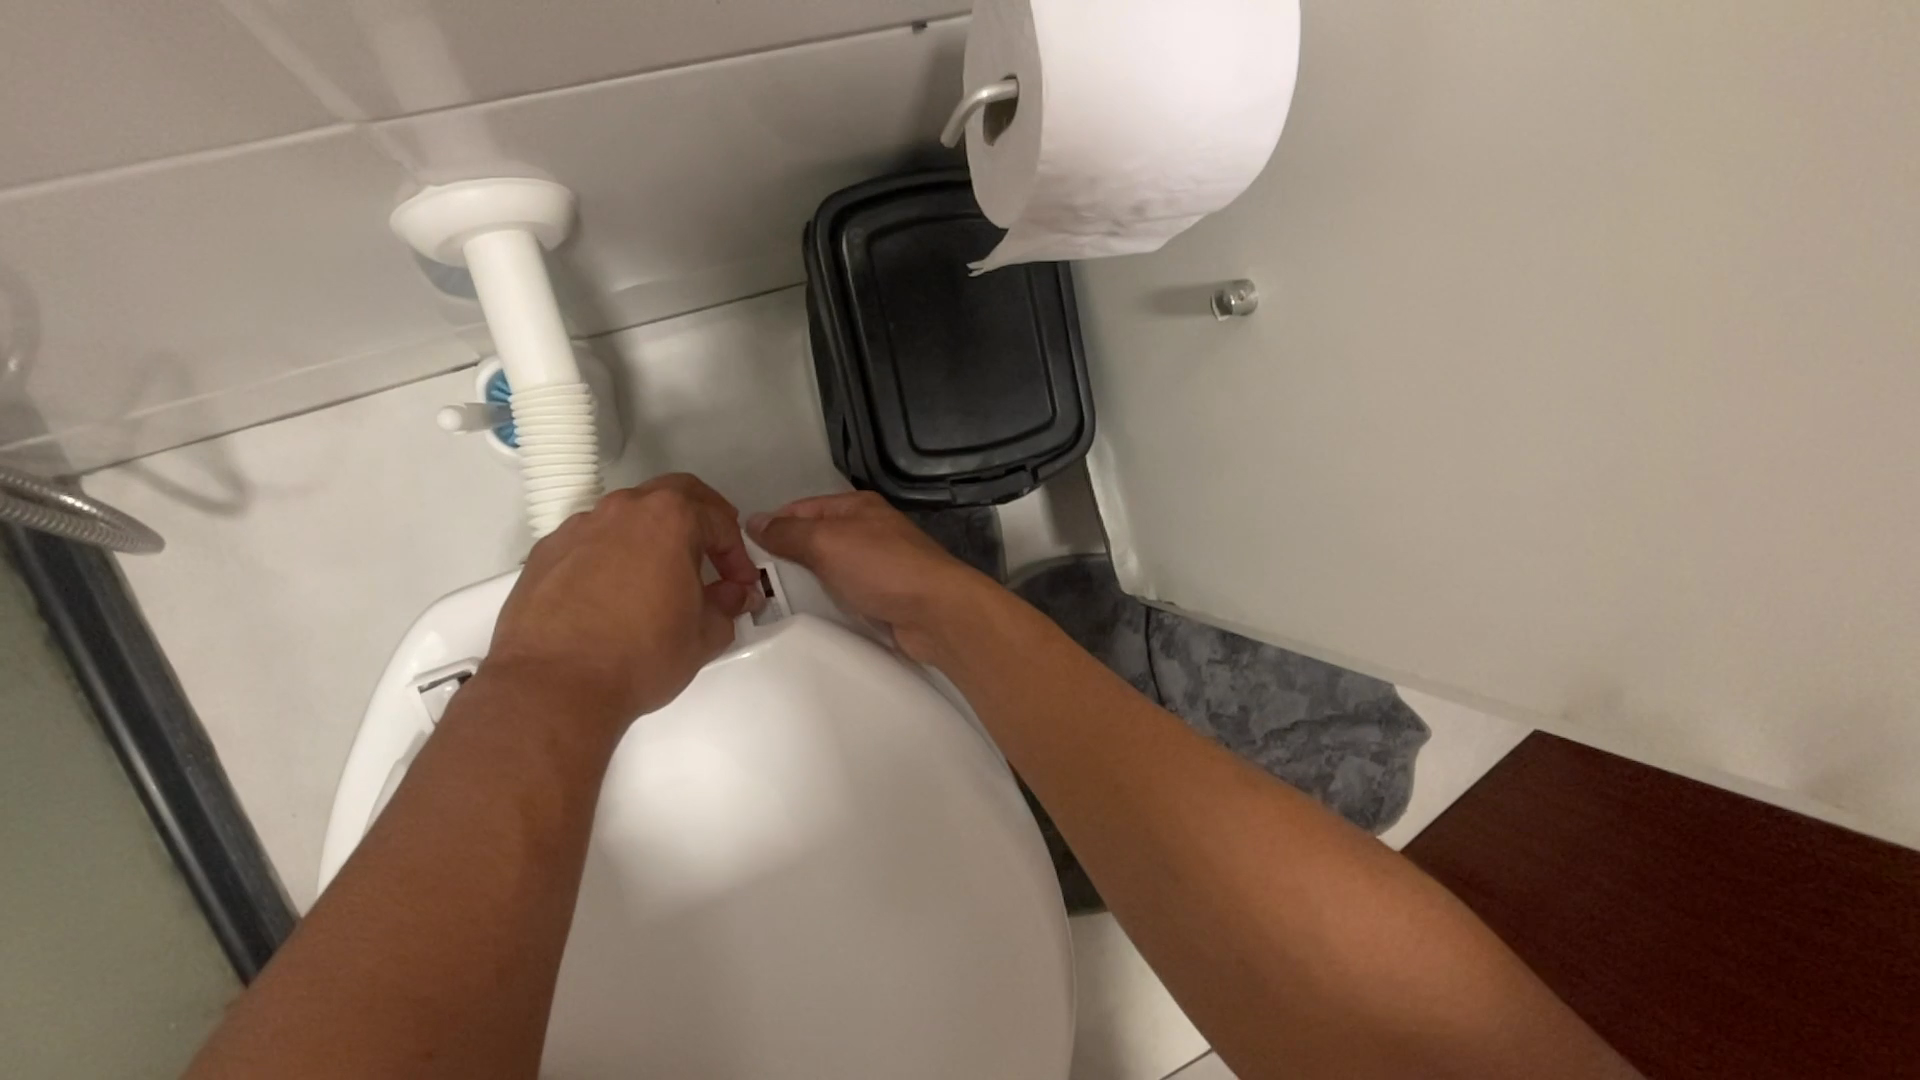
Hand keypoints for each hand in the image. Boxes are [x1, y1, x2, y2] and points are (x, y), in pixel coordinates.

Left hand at [485, 474, 761, 733]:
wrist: (555, 686)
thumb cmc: (633, 657)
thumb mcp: (704, 635)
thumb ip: (726, 606)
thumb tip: (730, 597)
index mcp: (670, 519)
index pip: (719, 521)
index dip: (737, 553)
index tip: (738, 581)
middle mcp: (623, 512)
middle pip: (674, 495)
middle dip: (701, 519)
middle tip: (714, 552)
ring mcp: (579, 528)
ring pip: (629, 516)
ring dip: (654, 536)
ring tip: (664, 576)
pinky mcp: (547, 553)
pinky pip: (591, 541)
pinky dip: (613, 555)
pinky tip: (618, 592)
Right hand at [748, 492, 995, 662]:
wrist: (936, 612)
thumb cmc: (882, 567)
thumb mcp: (827, 541)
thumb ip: (788, 533)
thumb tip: (754, 521)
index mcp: (856, 508)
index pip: (802, 509)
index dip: (773, 526)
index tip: (742, 551)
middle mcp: (868, 531)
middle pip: (815, 541)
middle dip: (787, 559)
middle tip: (753, 584)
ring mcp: (878, 566)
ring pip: (830, 571)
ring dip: (807, 585)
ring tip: (773, 604)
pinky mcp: (884, 597)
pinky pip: (846, 596)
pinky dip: (829, 603)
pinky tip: (812, 616)